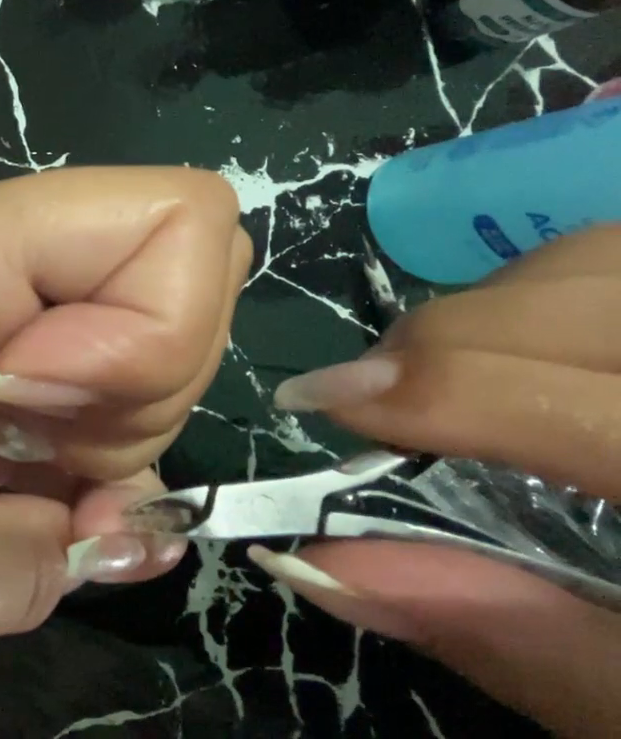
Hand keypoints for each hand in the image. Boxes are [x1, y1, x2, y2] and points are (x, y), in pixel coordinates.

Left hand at [0, 167, 250, 661]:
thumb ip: (36, 558)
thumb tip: (123, 534)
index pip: (169, 219)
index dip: (155, 335)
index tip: (41, 417)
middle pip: (146, 288)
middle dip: (123, 407)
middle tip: (9, 479)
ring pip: (98, 351)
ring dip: (76, 449)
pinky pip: (32, 393)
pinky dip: (29, 461)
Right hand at [263, 225, 620, 738]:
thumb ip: (517, 638)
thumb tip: (309, 557)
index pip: (598, 411)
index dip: (444, 392)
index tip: (315, 403)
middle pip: (590, 302)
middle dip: (448, 340)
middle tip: (369, 398)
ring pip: (599, 261)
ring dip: (489, 312)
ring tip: (436, 379)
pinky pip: (604, 266)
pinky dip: (537, 295)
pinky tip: (516, 364)